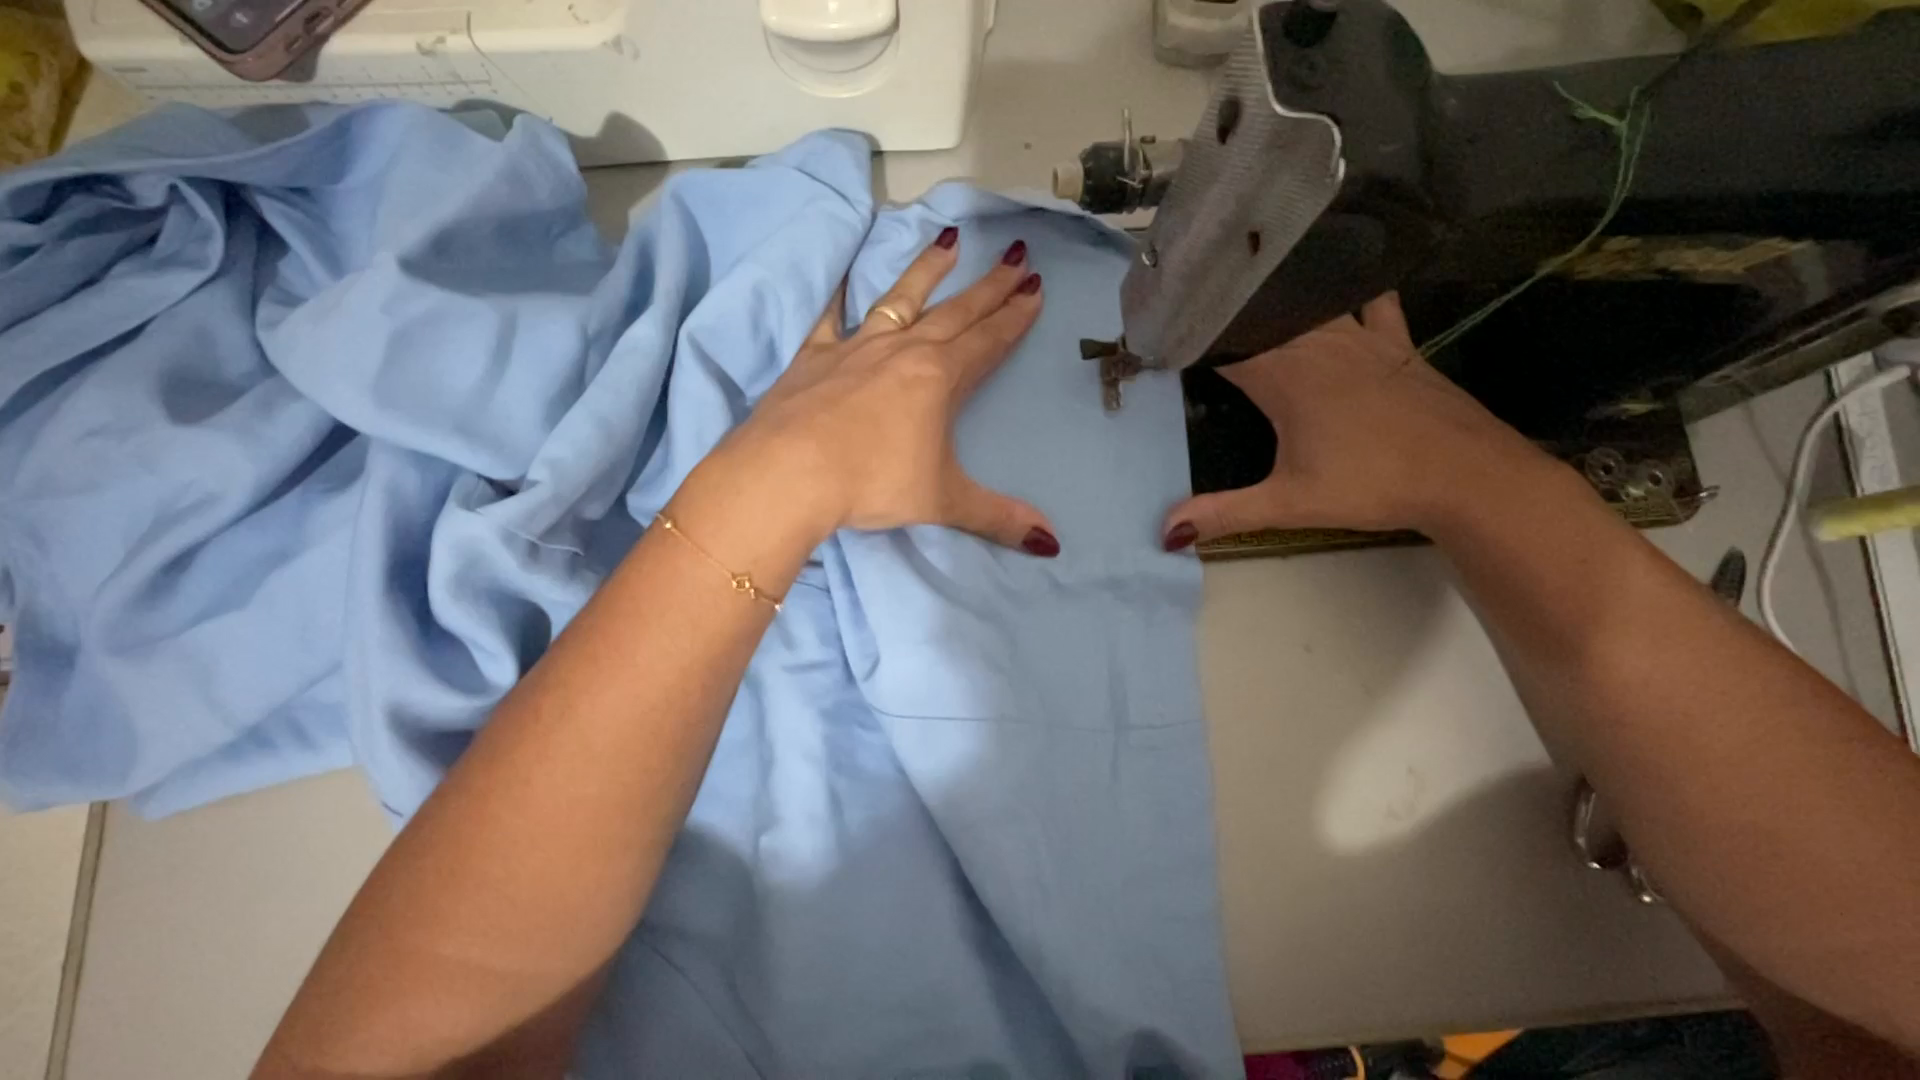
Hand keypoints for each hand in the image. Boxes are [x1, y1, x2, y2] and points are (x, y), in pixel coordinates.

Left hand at [725, 229, 1058, 555]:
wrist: (787, 472)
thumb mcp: (942, 502)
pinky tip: (844, 279)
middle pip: (955, 312)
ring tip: (949, 243)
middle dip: (990, 287)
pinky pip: (831, 318)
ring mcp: (855, 348)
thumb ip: (998, 518)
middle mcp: (902, 352)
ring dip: (928, 272)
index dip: (1015, 317)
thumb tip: (1052, 544)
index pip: (988, 341)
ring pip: (901, 300)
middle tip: (1015, 257)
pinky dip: (839, 297)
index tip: (1036, 287)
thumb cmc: (871, 484)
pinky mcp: (814, 357)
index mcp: (939, 379)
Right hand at [1160, 292, 1554, 549]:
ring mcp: (1361, 336)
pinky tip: (1340, 292)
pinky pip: (1369, 301)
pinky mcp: (1397, 341)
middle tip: (1196, 320)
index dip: (1190, 340)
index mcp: (1281, 374)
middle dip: (1226, 318)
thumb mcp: (1289, 503)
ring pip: (1309, 301)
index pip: (1221, 343)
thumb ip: (1224, 513)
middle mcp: (1315, 342)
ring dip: (1279, 301)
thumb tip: (1166, 534)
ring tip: (1251, 298)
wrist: (1466, 474)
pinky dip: (1351, 292)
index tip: (1163, 342)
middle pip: (1260, 316)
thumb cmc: (1372, 484)